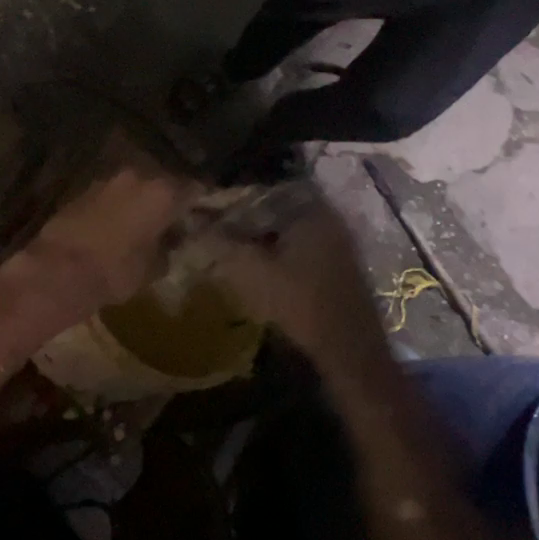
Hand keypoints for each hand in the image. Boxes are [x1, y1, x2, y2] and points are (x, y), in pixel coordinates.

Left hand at [17, 168, 195, 316]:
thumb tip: (170, 238)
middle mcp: (135, 175)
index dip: (200, 202)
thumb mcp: (154, 266)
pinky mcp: (82, 189)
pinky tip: (116, 224)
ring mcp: (105, 180)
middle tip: (172, 221)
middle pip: (160, 182)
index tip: (203, 214)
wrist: (59, 268)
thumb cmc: (116, 270)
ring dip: (138, 200)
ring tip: (142, 224)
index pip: (193, 187)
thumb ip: (168, 246)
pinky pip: (110, 194)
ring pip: (132, 186)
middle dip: (166, 199)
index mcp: (161, 191)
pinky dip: (116, 205)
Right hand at [201, 184, 385, 365]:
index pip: (261, 189)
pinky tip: (255, 264)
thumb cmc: (299, 301)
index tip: (207, 208)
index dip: (231, 197)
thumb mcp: (249, 269)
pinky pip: (297, 245)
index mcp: (310, 209)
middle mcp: (327, 217)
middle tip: (214, 227)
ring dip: (258, 234)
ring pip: (285, 227)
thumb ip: (218, 241)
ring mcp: (336, 242)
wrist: (348, 350)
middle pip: (274, 207)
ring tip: (229, 245)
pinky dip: (274, 249)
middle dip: (243, 216)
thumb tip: (191, 220)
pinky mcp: (336, 265)